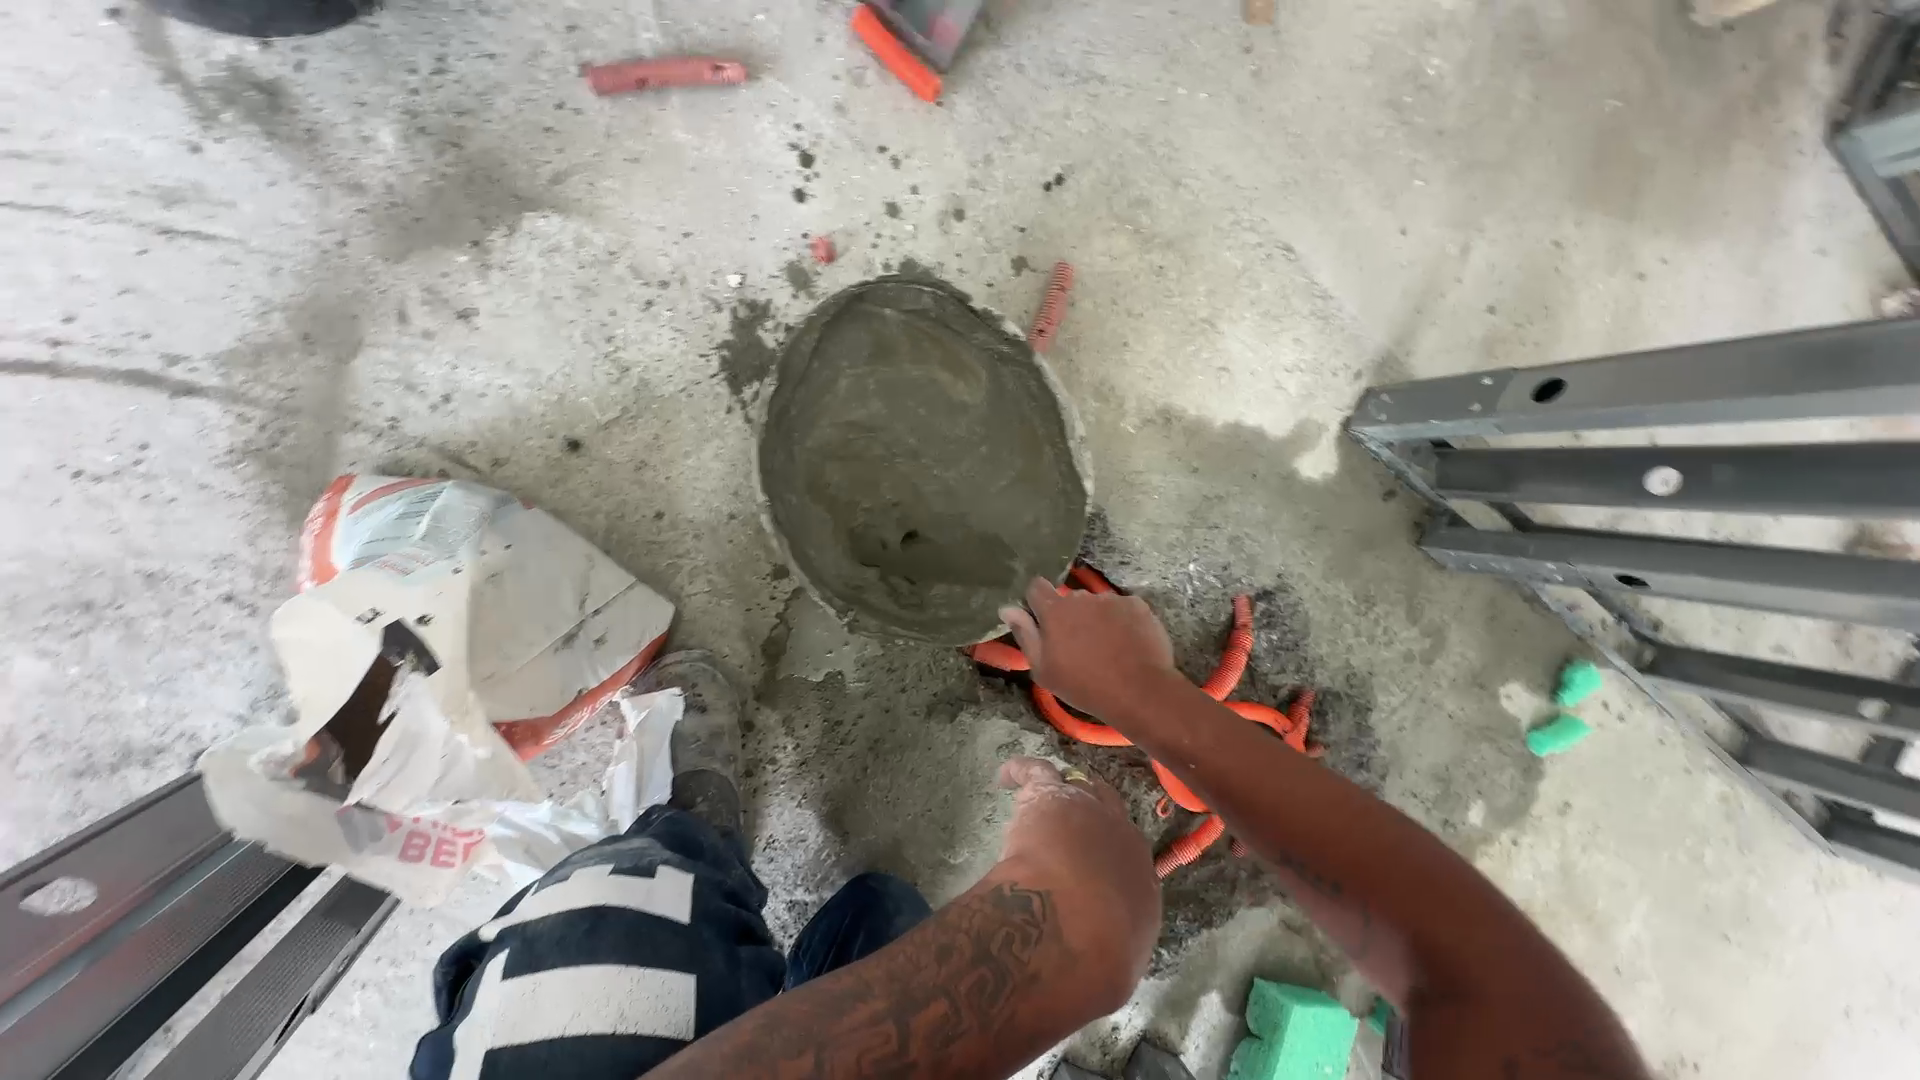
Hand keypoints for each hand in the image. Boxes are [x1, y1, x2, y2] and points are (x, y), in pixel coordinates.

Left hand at [994, 757, 1159, 1009]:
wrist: (1078, 927)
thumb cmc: (1101, 956)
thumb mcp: (1119, 960)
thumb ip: (1113, 948)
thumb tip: (1103, 957)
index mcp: (1139, 876)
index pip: (1127, 855)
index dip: (1108, 854)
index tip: (1091, 864)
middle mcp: (1118, 834)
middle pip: (1108, 808)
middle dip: (1092, 810)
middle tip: (1072, 819)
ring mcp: (1084, 809)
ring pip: (1076, 785)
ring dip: (1061, 789)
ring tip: (1040, 791)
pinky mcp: (1048, 796)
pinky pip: (1035, 771)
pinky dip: (1020, 770)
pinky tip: (1005, 776)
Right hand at [1000, 577, 1178, 719]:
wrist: (1138, 691)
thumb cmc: (1084, 686)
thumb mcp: (1043, 669)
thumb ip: (1025, 635)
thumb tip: (1007, 608)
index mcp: (1054, 611)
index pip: (1036, 587)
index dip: (1036, 600)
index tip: (1042, 620)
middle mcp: (1081, 597)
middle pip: (1069, 599)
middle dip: (1070, 616)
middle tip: (1079, 646)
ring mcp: (1112, 599)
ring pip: (1097, 604)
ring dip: (1097, 618)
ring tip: (1108, 648)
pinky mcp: (1137, 605)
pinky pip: (1123, 608)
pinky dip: (1122, 621)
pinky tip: (1128, 644)